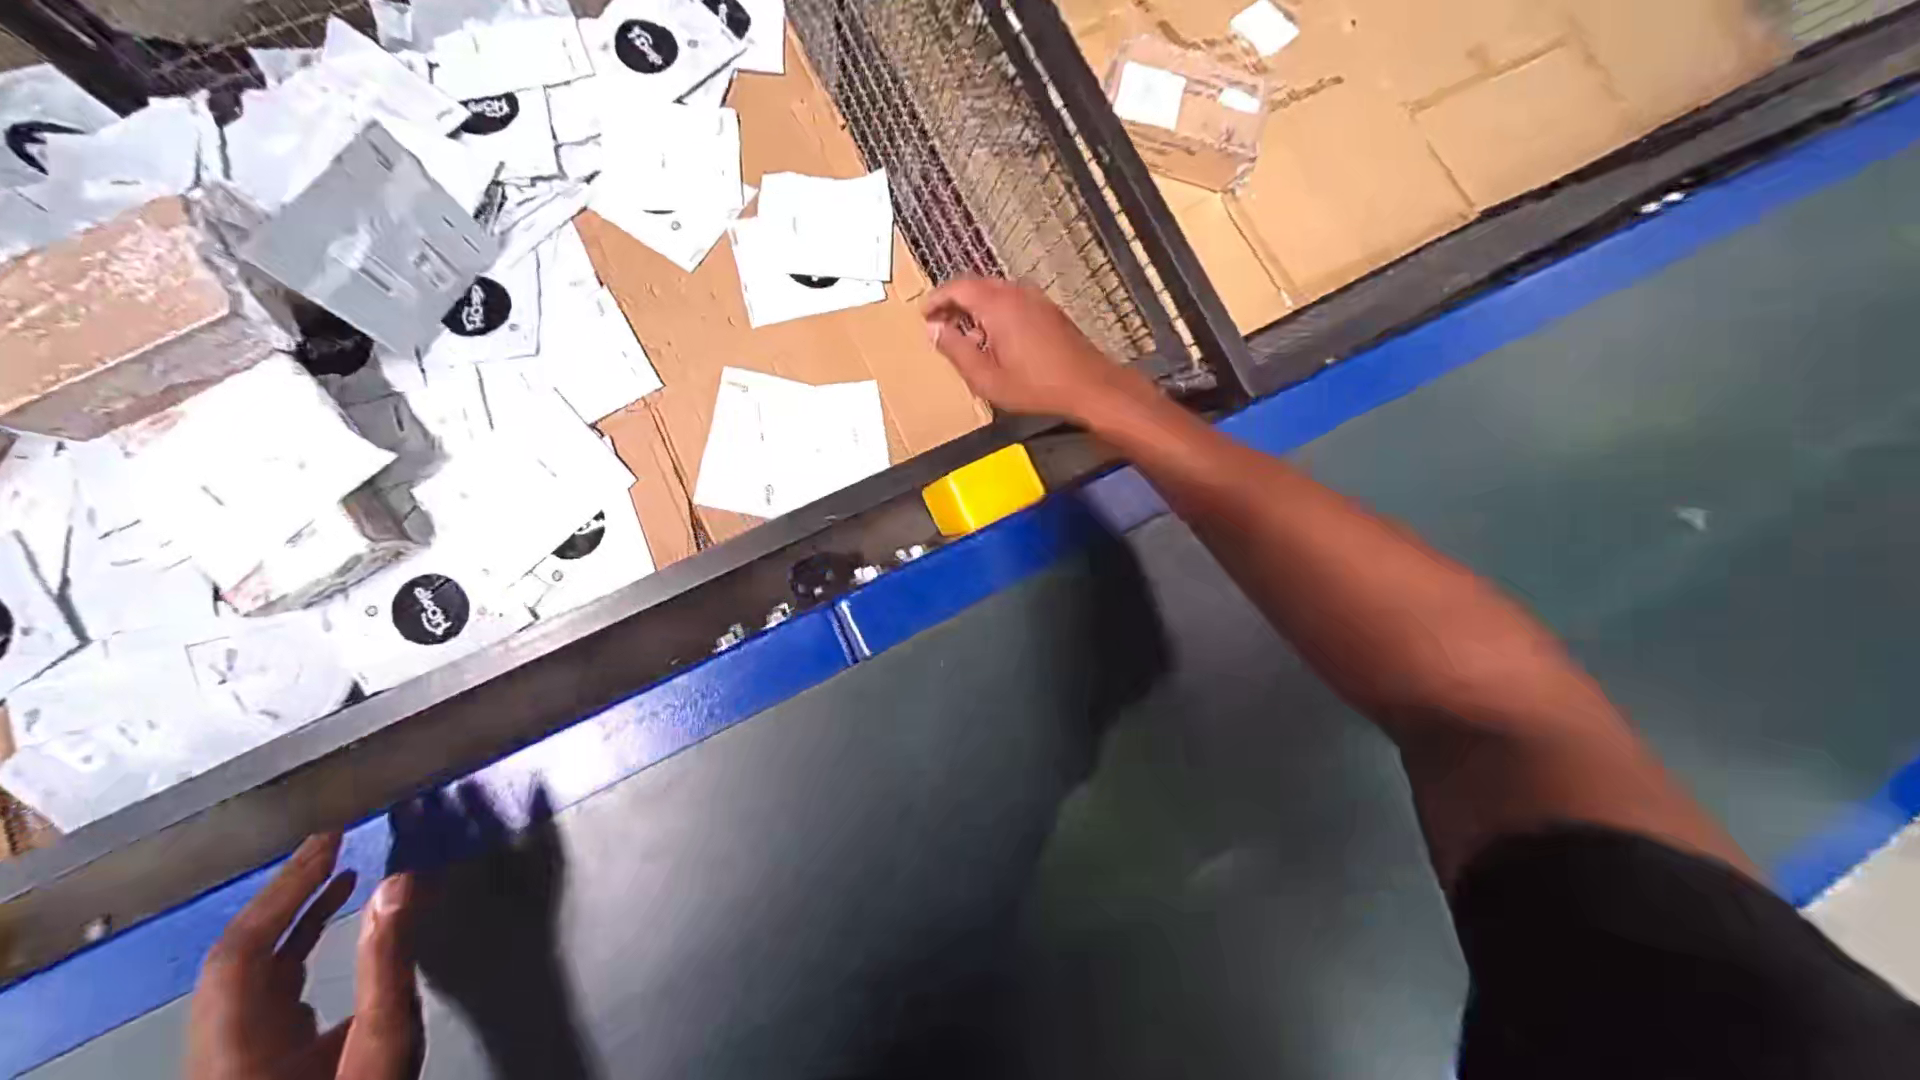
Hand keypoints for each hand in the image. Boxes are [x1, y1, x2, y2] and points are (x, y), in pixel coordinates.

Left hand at [186, 833, 420, 1079]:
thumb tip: (399, 882)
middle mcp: (217, 1049)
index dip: (281, 894)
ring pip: (245, 969)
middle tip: (331, 842)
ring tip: (336, 865)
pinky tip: (331, 913)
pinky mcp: (257, 1053)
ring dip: (288, 912)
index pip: (239, 954)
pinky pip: (264, 982)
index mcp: (235, 1050)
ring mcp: (232, 1053)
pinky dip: (296, 938)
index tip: (329, 845)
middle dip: (282, 893)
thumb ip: (387, 962)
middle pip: (232, 958)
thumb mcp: (384, 1040)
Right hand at [922, 277, 1159, 425]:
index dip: (936, 299)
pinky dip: (995, 314)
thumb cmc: (1036, 387)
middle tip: (939, 324)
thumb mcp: (986, 377)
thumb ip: (955, 350)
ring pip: (995, 294)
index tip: (924, 314)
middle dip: (954, 303)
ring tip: (965, 337)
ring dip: (975, 310)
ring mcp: (1036, 300)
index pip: (957, 287)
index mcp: (997, 305)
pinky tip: (995, 341)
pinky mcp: (1048, 311)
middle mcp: (1016, 293)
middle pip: (976, 286)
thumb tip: (934, 330)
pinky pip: (1013, 303)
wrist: (1089, 386)